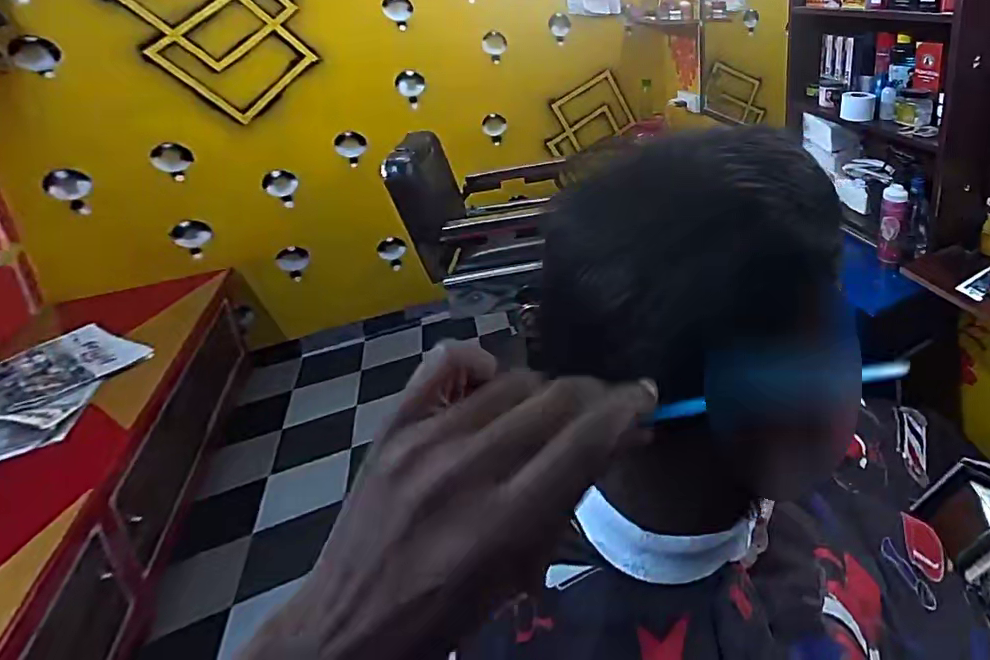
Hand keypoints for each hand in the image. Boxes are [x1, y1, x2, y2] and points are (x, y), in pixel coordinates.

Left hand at [242, 341, 656, 659]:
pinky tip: (490, 382)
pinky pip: (446, 361)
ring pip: (515, 379)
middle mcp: (466, 468)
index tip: (646, 395)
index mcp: (501, 521)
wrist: (342, 630)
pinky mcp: (394, 426)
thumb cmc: (445, 612)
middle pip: (556, 397)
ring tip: (549, 412)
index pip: (584, 438)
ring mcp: (424, 440)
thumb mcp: (520, 569)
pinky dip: (479, 361)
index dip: (626, 407)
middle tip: (606, 408)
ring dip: (547, 390)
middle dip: (596, 395)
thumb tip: (622, 436)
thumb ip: (572, 496)